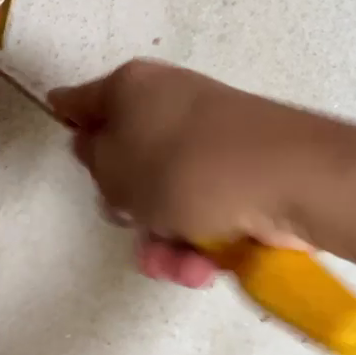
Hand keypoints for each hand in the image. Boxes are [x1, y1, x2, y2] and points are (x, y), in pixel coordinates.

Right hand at [47, 60, 347, 286]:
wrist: (291, 180)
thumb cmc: (185, 168)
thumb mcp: (114, 170)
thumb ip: (92, 160)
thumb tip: (97, 148)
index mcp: (131, 88)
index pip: (81, 101)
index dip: (67, 123)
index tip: (64, 145)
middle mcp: (170, 105)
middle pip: (126, 160)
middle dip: (126, 206)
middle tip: (130, 222)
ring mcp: (210, 140)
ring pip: (166, 196)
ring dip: (163, 239)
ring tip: (176, 265)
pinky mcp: (244, 173)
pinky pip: (204, 209)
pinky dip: (199, 242)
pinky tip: (201, 266)